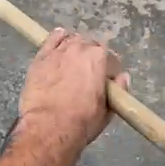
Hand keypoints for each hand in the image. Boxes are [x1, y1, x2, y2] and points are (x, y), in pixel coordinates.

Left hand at [11, 28, 123, 152]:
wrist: (48, 127)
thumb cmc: (81, 121)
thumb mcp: (107, 111)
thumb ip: (118, 90)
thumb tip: (123, 77)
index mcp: (100, 58)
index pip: (111, 59)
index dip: (110, 72)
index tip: (107, 83)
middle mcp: (81, 48)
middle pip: (91, 46)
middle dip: (93, 58)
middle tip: (89, 75)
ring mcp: (59, 50)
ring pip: (72, 40)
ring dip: (76, 48)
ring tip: (74, 61)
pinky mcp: (41, 56)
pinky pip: (52, 39)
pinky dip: (58, 38)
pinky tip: (60, 41)